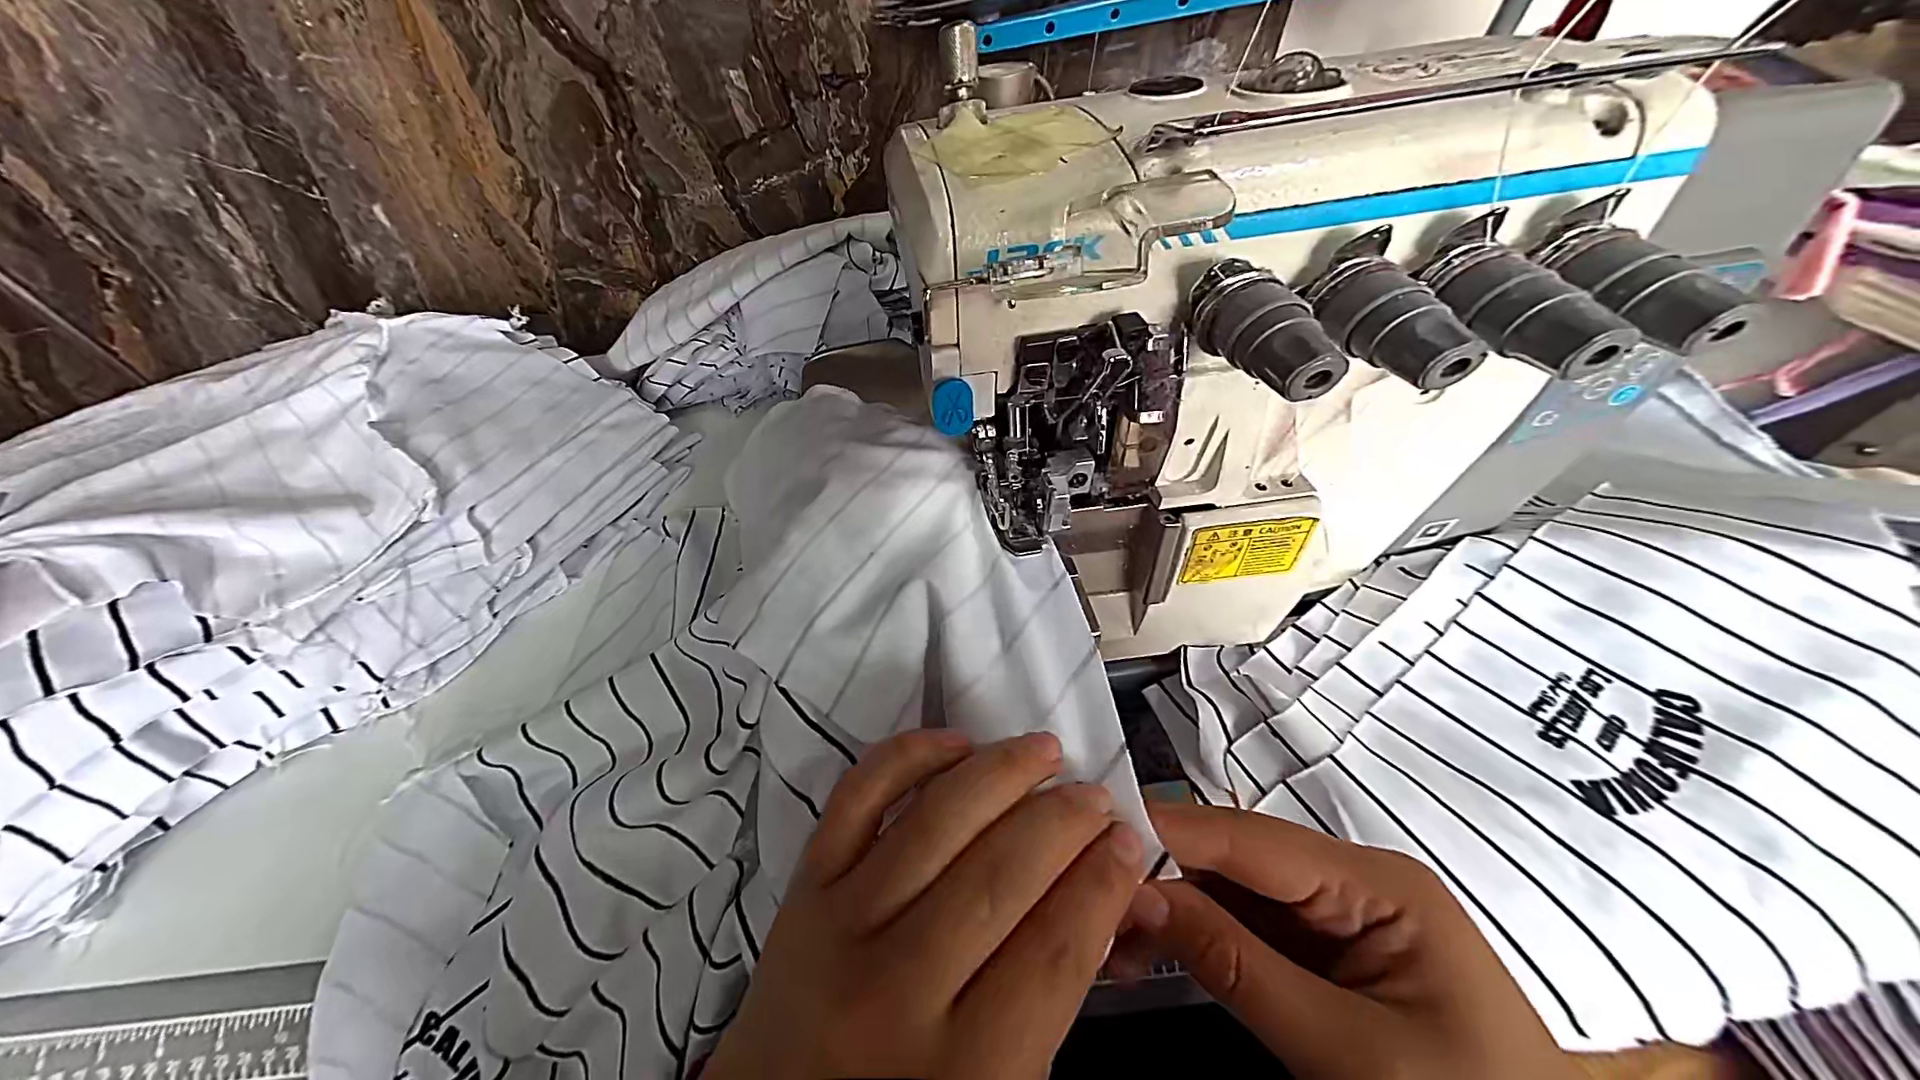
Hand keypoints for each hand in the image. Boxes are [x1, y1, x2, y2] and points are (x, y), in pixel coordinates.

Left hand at [702, 730, 1152, 1079]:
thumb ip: (1056, 991)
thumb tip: (1114, 895)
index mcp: (963, 1068)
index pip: (1055, 950)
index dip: (1103, 882)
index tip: (1128, 840)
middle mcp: (897, 990)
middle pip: (1001, 875)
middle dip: (1063, 821)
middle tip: (1094, 794)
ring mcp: (842, 926)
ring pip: (936, 823)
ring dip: (1001, 772)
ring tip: (1044, 750)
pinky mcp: (804, 886)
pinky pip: (858, 798)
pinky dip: (909, 756)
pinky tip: (956, 743)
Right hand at [1122, 801, 1577, 1079]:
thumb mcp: (1351, 1054)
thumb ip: (1238, 967)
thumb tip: (1141, 897)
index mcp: (1377, 883)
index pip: (1251, 838)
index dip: (1172, 831)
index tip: (1096, 833)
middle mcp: (1350, 882)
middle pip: (1235, 858)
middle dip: (1163, 875)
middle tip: (1092, 903)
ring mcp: (1334, 916)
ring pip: (1229, 891)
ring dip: (1170, 909)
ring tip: (1110, 936)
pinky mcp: (1319, 951)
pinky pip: (1243, 927)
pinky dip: (1193, 938)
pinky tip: (1149, 949)